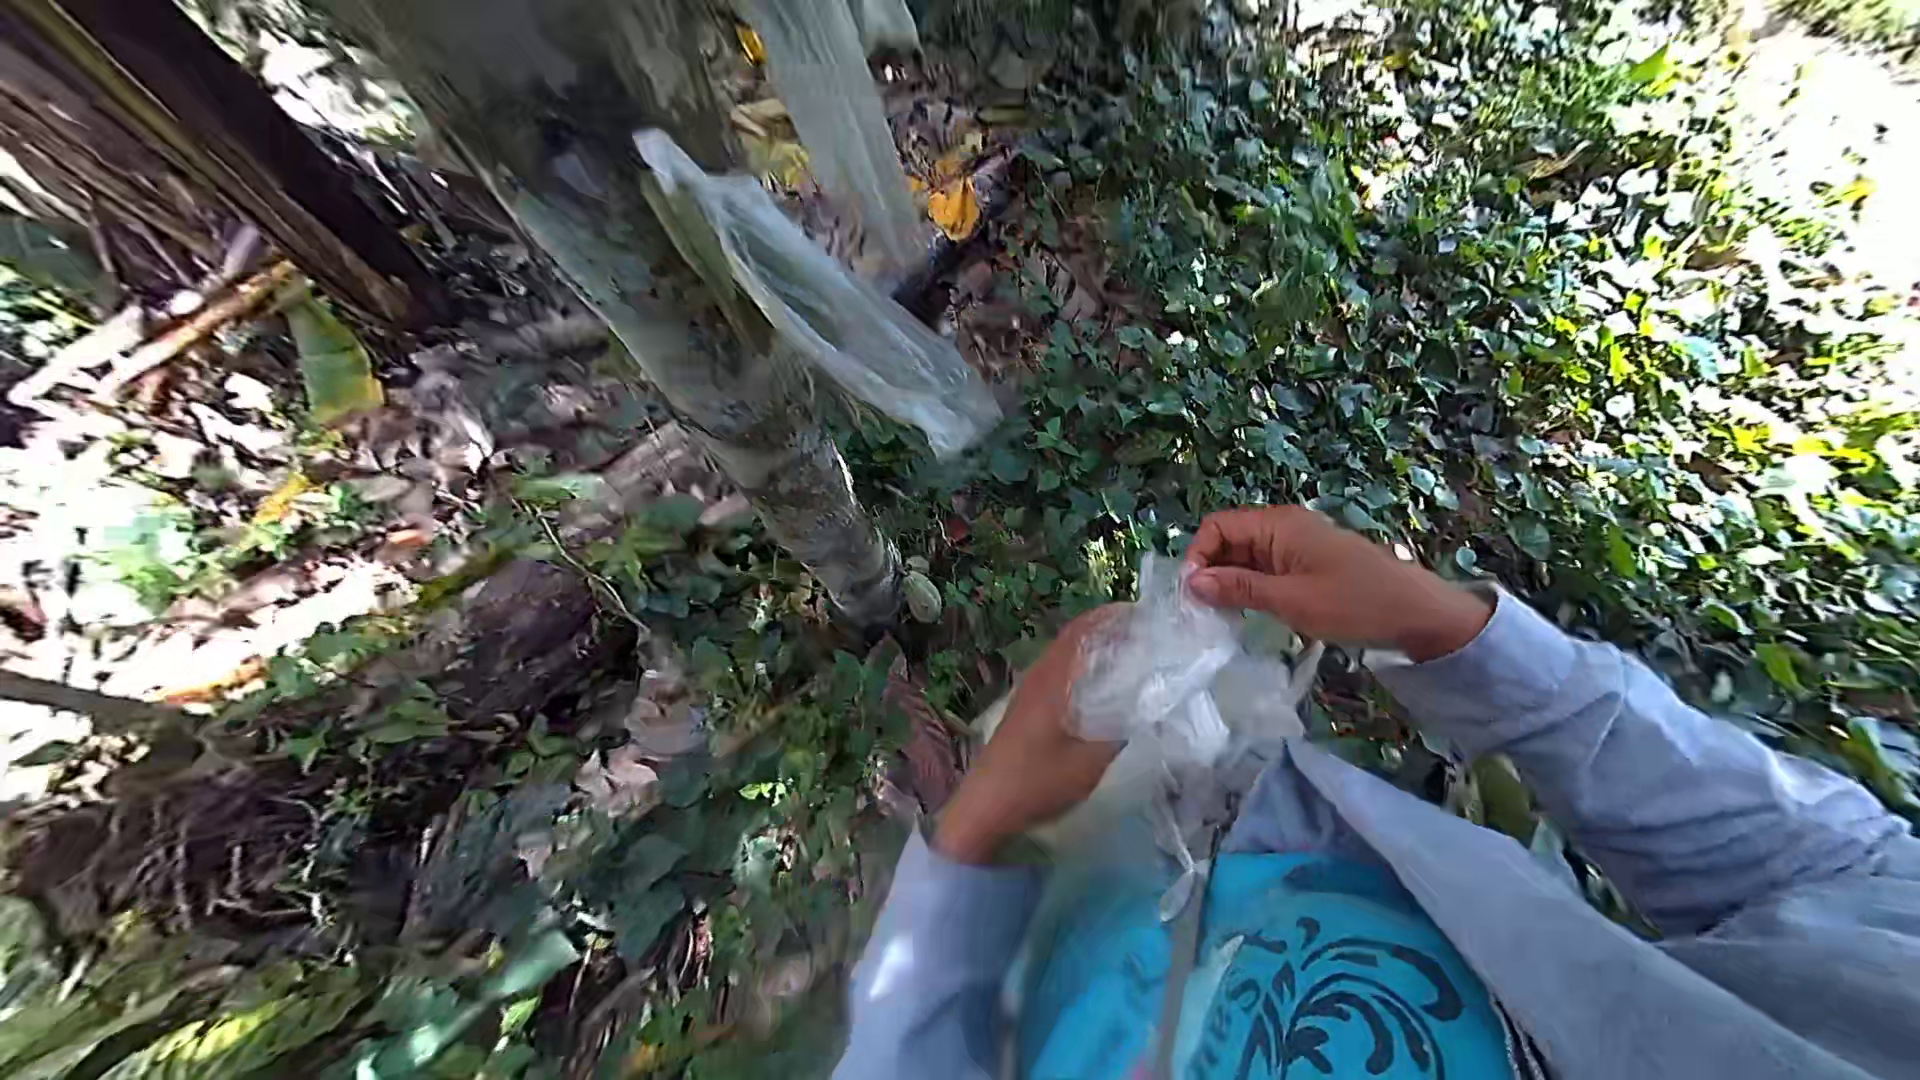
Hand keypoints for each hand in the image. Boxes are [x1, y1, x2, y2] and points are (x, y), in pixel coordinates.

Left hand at [933, 606, 1126, 863]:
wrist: (987, 804)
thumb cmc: (1038, 780)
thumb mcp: (1091, 760)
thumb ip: (1124, 729)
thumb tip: (1157, 702)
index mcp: (1054, 677)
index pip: (1084, 629)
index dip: (1113, 617)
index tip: (1146, 616)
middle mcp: (1040, 674)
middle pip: (1076, 638)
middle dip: (1111, 631)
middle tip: (1149, 637)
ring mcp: (1030, 689)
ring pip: (1068, 656)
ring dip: (1098, 649)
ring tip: (1134, 658)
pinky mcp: (1027, 706)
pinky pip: (1062, 673)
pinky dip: (1086, 669)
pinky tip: (1104, 690)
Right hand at [1182, 506, 1491, 661]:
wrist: (1423, 617)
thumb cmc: (1355, 604)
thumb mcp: (1290, 600)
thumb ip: (1237, 588)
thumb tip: (1191, 583)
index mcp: (1278, 524)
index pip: (1217, 527)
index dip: (1198, 556)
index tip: (1193, 593)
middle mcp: (1283, 527)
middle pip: (1228, 540)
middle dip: (1210, 571)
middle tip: (1203, 610)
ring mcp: (1295, 544)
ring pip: (1244, 556)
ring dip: (1228, 582)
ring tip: (1222, 615)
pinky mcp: (1306, 563)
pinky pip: (1263, 568)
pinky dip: (1249, 586)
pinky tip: (1247, 611)